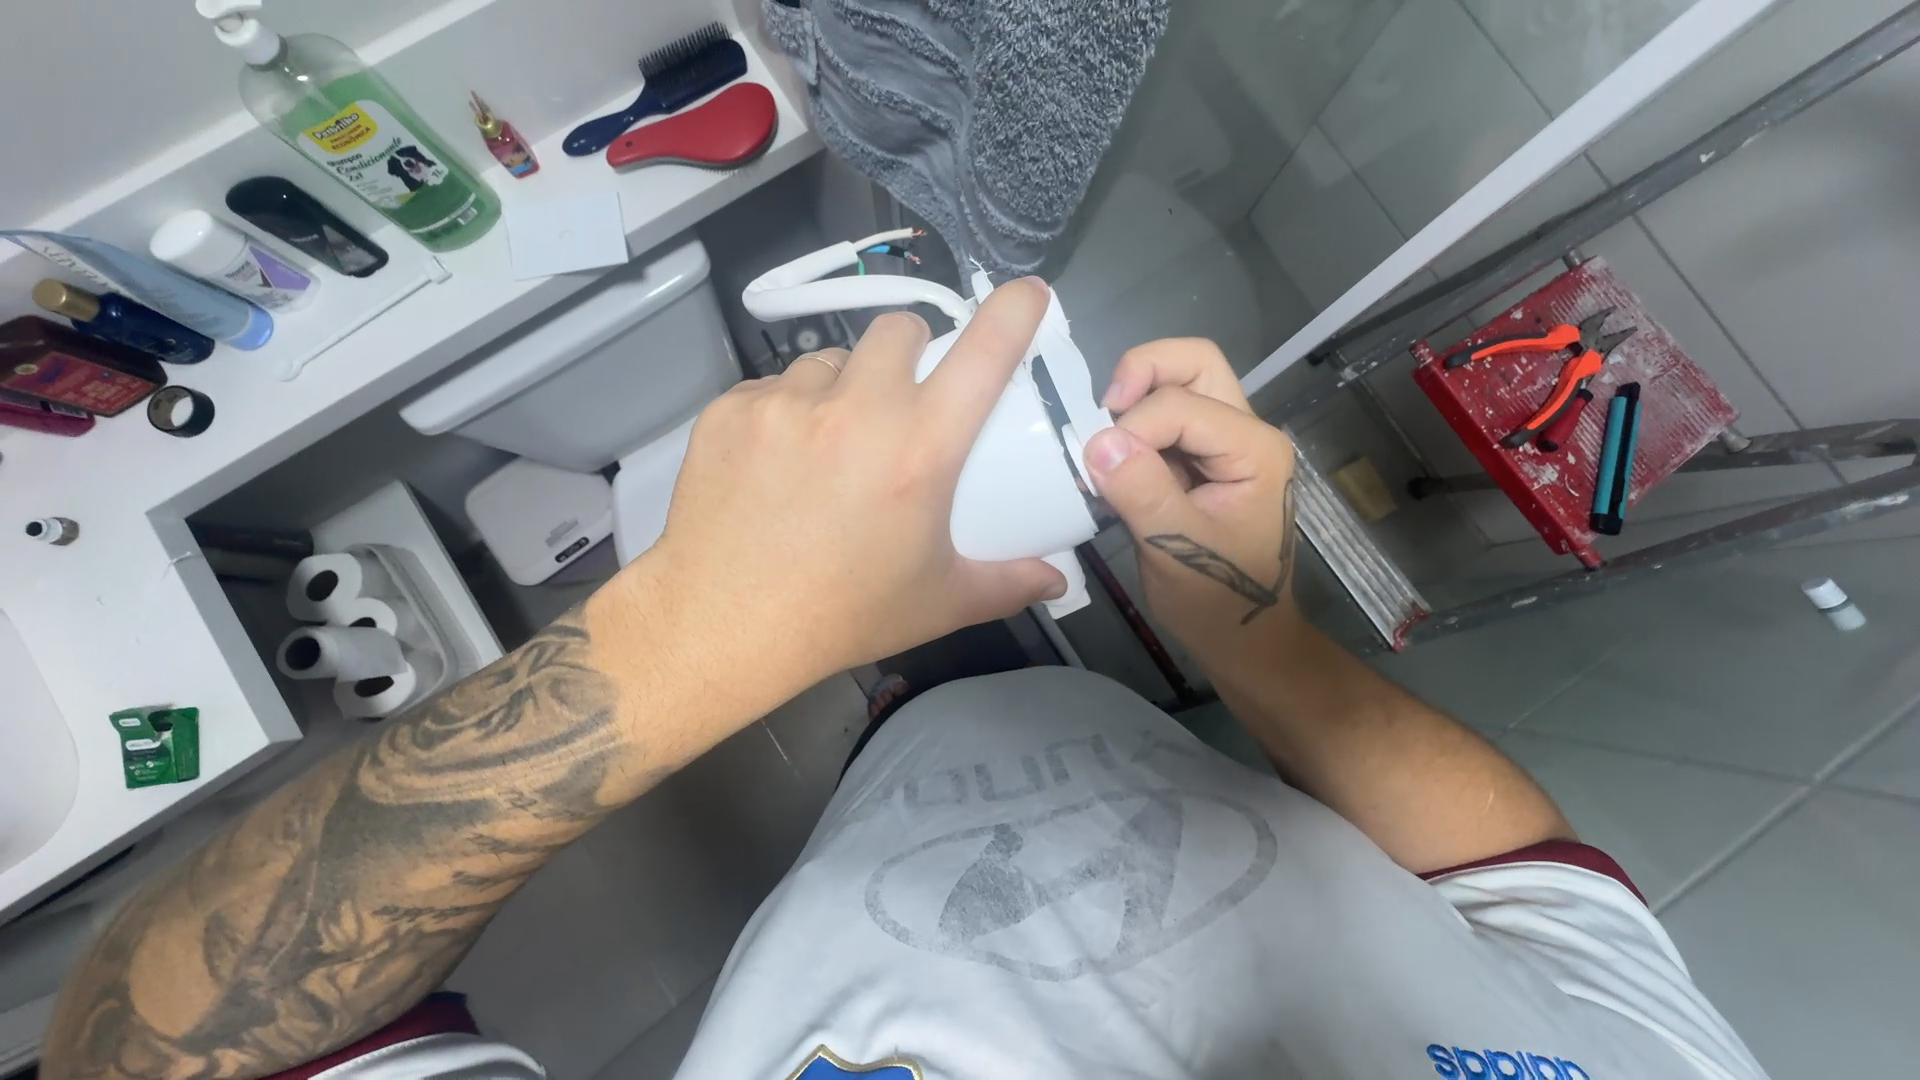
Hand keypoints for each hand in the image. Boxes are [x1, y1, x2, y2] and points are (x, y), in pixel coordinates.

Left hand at [639, 280, 1067, 710]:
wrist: (722, 626)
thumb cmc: (843, 614)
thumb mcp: (938, 602)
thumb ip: (1008, 584)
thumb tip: (1057, 581)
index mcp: (920, 448)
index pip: (983, 352)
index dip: (1013, 312)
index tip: (1025, 294)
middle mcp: (856, 408)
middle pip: (897, 330)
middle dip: (910, 352)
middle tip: (901, 400)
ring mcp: (786, 402)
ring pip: (829, 360)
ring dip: (843, 386)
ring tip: (829, 444)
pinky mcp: (731, 409)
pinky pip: (772, 388)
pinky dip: (786, 412)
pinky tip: (776, 464)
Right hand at [1082, 339, 1299, 663]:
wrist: (1243, 638)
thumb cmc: (1219, 602)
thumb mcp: (1177, 551)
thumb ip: (1141, 492)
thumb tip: (1096, 441)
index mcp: (1254, 451)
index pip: (1181, 406)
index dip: (1133, 428)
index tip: (1098, 470)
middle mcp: (1246, 434)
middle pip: (1196, 364)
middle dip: (1143, 373)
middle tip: (1104, 410)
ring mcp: (1224, 445)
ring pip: (1181, 383)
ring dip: (1138, 398)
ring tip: (1105, 435)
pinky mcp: (1200, 461)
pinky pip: (1166, 420)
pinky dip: (1134, 426)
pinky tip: (1112, 457)